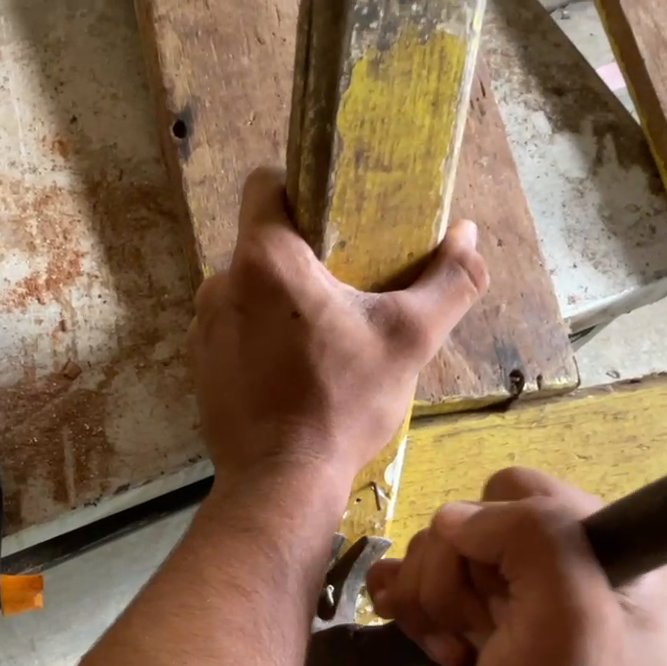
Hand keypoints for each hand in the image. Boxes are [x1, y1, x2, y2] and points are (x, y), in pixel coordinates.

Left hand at [189, 167, 486, 492]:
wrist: (281, 480)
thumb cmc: (342, 404)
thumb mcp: (411, 339)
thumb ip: (449, 280)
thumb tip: (468, 235)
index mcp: (263, 260)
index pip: (265, 185)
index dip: (299, 187)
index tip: (333, 214)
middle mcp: (219, 285)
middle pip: (260, 243)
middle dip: (300, 254)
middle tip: (343, 282)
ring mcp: (201, 328)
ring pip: (245, 290)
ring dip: (277, 301)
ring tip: (319, 332)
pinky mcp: (197, 366)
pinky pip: (230, 330)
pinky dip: (256, 337)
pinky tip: (289, 367)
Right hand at [365, 468, 666, 665]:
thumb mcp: (574, 618)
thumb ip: (530, 539)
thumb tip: (450, 518)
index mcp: (601, 545)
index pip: (517, 492)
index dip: (492, 534)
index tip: (507, 595)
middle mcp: (547, 560)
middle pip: (460, 522)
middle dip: (453, 578)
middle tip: (484, 634)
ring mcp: (496, 590)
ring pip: (426, 552)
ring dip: (428, 602)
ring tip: (457, 650)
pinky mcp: (452, 616)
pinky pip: (403, 579)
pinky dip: (400, 604)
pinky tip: (419, 636)